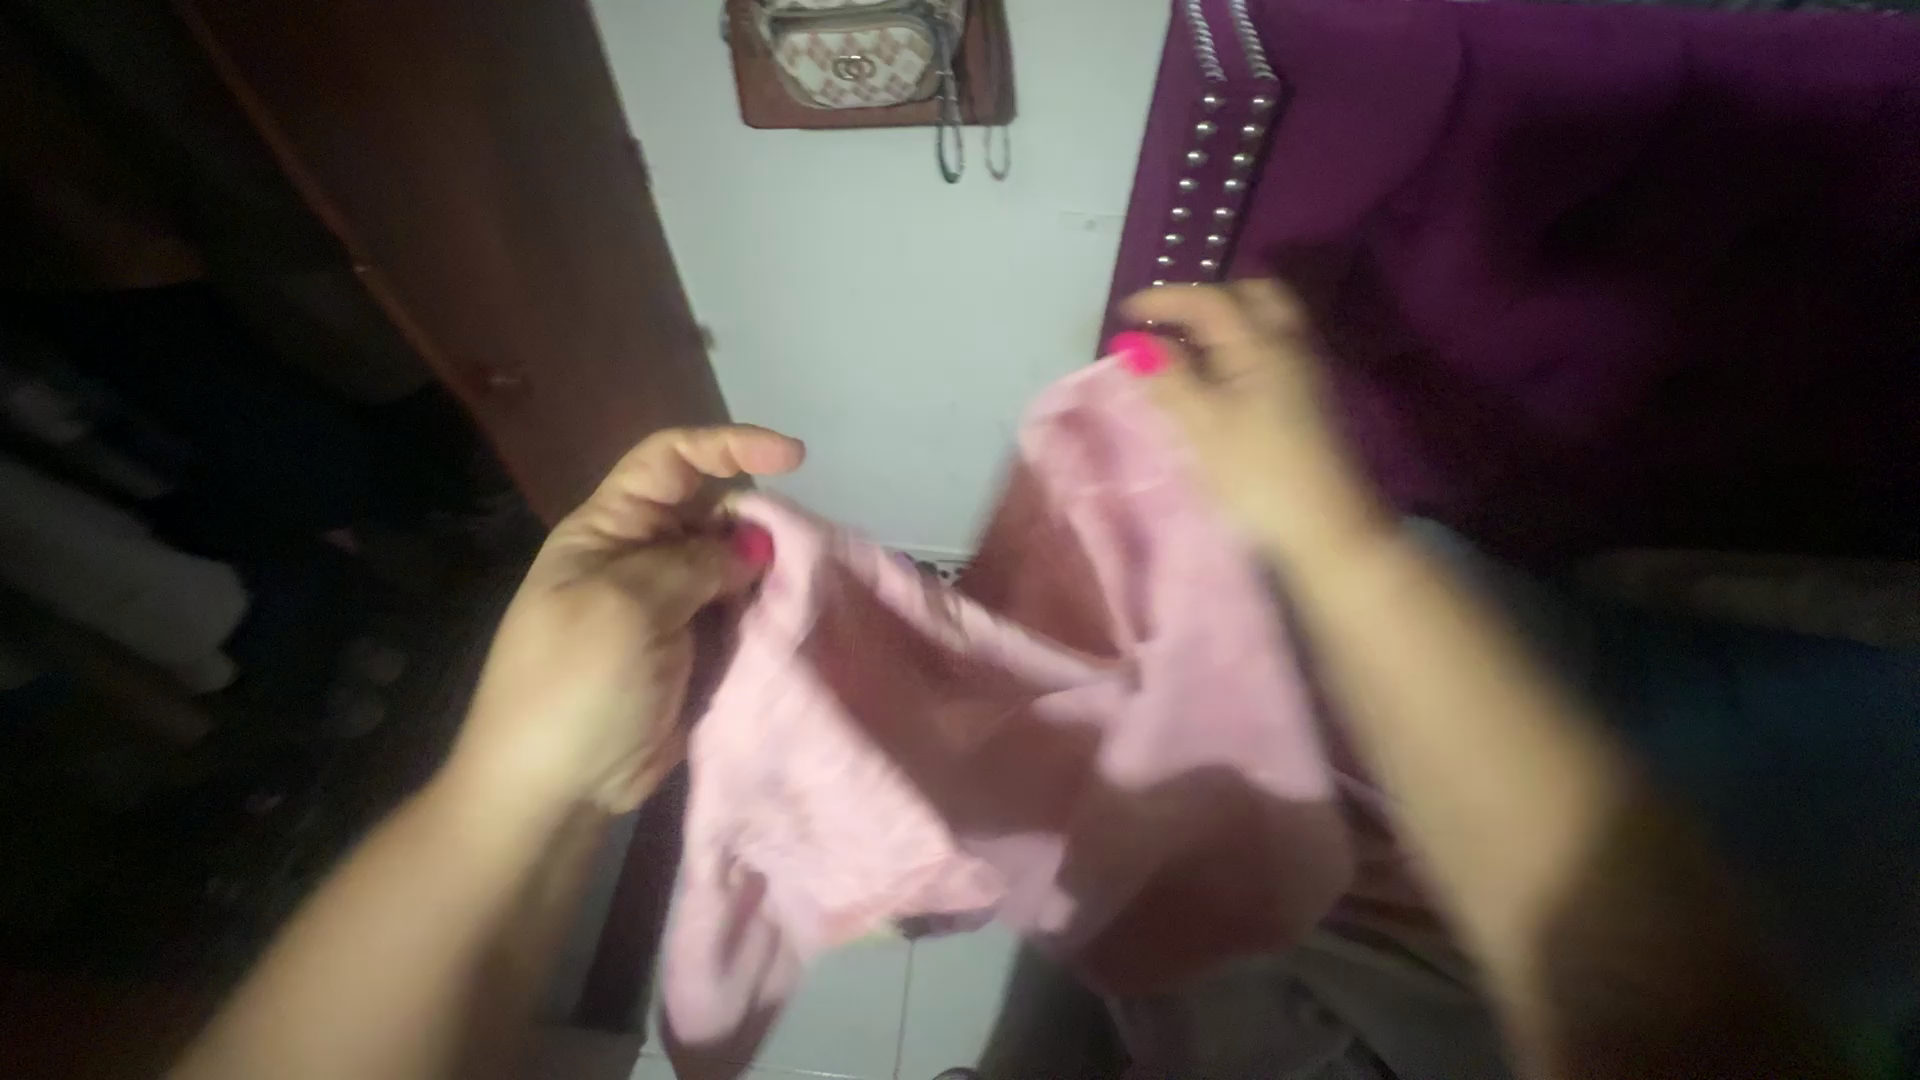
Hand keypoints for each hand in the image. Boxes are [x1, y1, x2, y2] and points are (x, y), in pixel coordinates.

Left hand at [452, 425, 804, 814]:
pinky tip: (790, 622)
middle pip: (715, 512)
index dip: (729, 445)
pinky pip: (744, 613)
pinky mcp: (699, 648)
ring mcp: (674, 606)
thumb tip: (751, 550)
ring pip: (738, 565)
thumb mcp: (624, 607)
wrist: (555, 790)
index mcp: (610, 531)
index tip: (794, 457)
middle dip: (759, 521)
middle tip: (798, 552)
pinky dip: (770, 613)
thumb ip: (693, 564)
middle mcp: (645, 558)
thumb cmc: (572, 687)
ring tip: (800, 591)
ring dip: (772, 572)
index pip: (671, 461)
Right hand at [1118, 280, 1387, 560]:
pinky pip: (1272, 349)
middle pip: (1252, 296)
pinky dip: (1239, 347)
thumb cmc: (1257, 475)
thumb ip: (1169, 379)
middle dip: (1206, 300)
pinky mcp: (1310, 400)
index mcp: (1262, 346)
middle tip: (1169, 323)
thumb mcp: (1203, 426)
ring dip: (1225, 324)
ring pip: (1267, 322)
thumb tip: (1135, 344)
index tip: (1126, 312)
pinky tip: (1218, 378)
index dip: (1165, 300)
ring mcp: (1305, 373)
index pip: (1210, 301)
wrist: (1327, 528)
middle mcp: (1291, 346)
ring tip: (1186, 351)